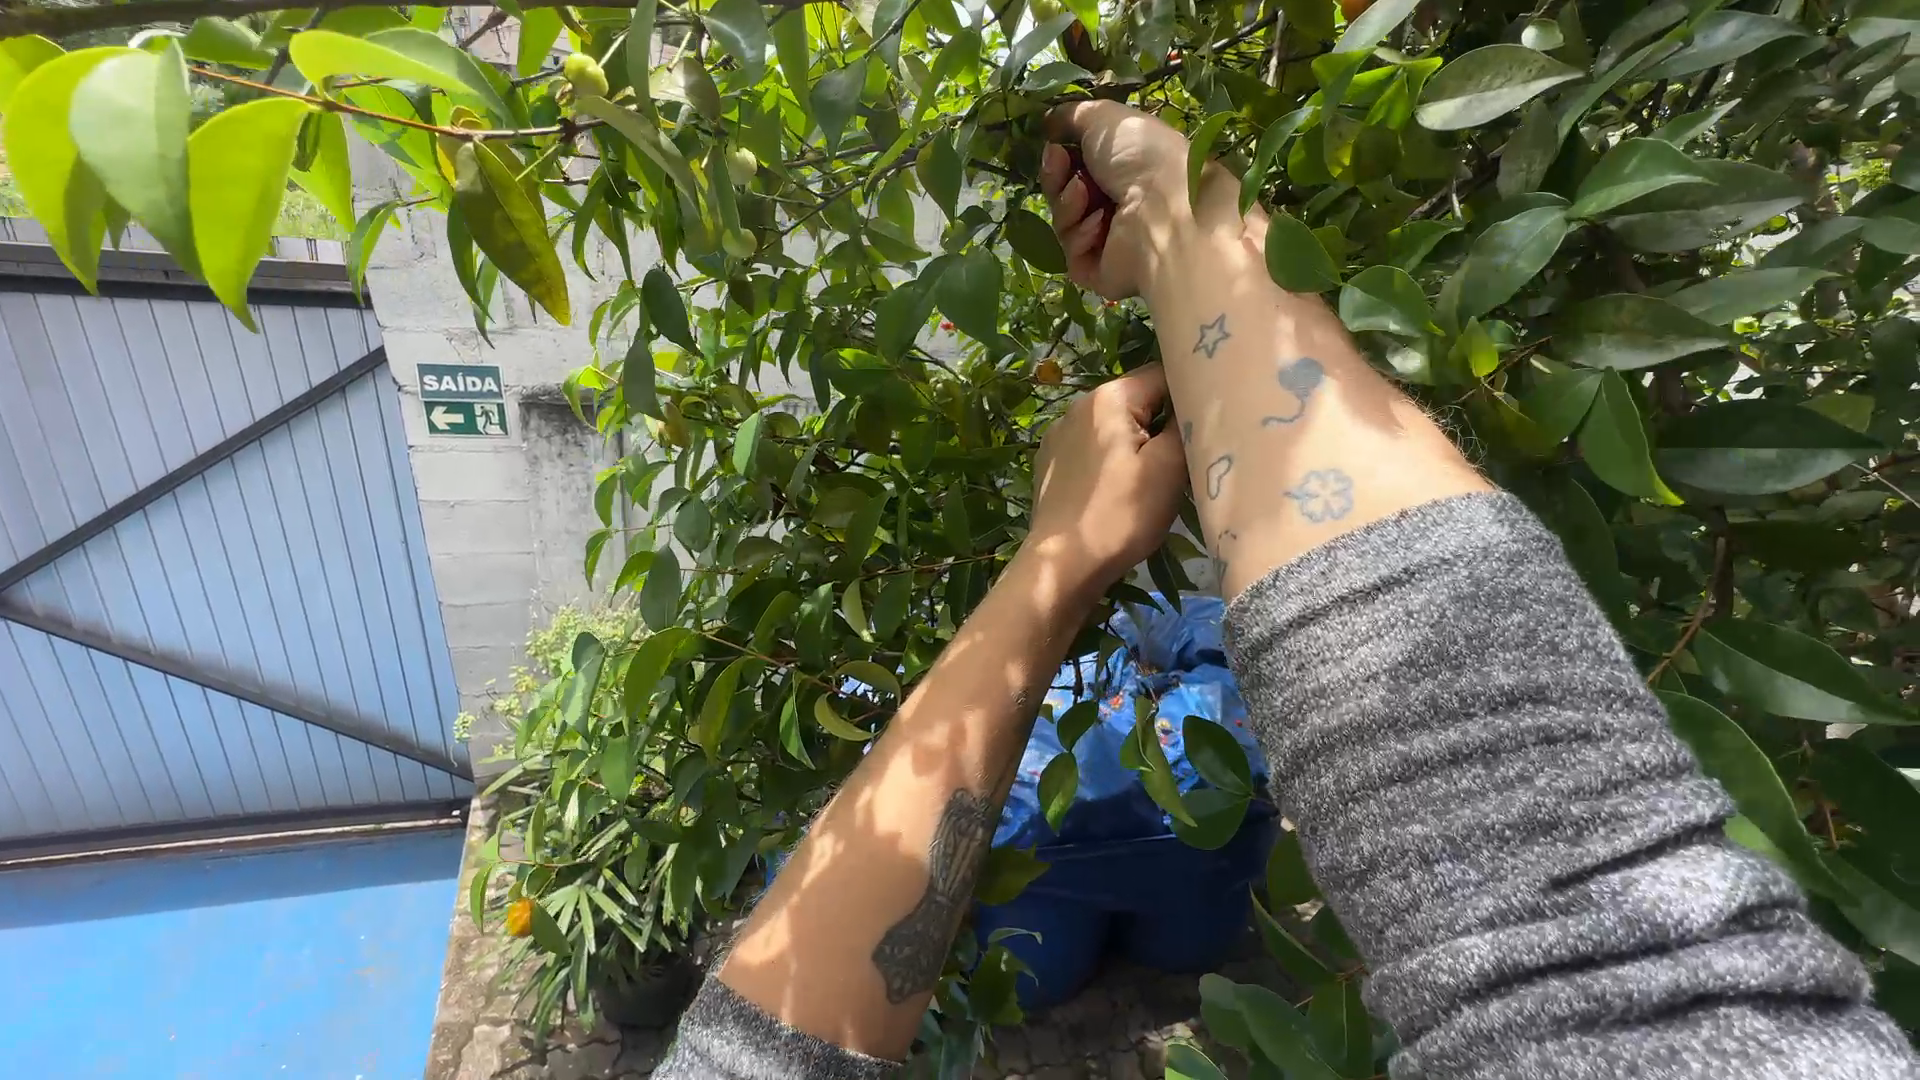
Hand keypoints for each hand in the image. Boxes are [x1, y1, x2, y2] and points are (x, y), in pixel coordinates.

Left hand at [1023, 364, 1187, 602]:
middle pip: (1139, 401)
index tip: (1211, 423)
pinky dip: (1114, 461)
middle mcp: (1078, 406)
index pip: (1165, 375)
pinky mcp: (1051, 464)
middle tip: (1190, 455)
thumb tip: (1196, 403)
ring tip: (1158, 476)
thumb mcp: (1169, 467)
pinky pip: (1094, 450)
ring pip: (1116, 428)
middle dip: (1166, 423)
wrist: (1062, 565)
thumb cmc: (1120, 515)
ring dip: (1140, 444)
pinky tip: (1122, 489)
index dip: (1193, 395)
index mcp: (1108, 397)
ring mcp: (1059, 435)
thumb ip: (1187, 424)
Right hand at [1041, 101, 1218, 299]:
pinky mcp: (1099, 272)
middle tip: (1059, 164)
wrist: (1163, 210)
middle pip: (1065, 195)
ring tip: (1084, 194)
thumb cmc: (1143, 156)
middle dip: (1056, 178)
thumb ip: (1074, 117)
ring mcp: (1109, 242)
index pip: (1078, 168)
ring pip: (1064, 223)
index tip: (1052, 146)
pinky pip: (1072, 252)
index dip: (1060, 157)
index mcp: (1126, 171)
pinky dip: (1079, 235)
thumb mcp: (1106, 119)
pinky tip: (1098, 225)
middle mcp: (1118, 206)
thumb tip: (1049, 120)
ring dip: (1067, 204)